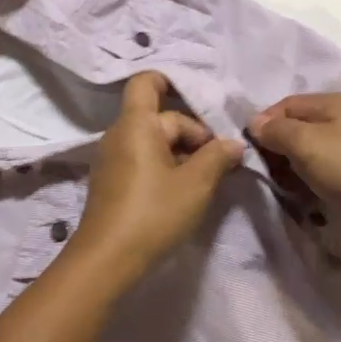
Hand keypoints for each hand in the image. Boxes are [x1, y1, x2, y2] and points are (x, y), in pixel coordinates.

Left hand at [75, 72, 244, 277]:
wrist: (107, 259)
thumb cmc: (153, 213)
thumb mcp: (196, 185)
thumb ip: (216, 157)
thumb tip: (232, 143)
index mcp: (136, 123)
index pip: (148, 82)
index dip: (172, 82)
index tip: (203, 102)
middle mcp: (119, 133)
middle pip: (159, 116)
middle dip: (191, 132)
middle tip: (220, 159)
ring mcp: (112, 158)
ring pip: (152, 140)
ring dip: (180, 152)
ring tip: (207, 177)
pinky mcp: (111, 181)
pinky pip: (142, 158)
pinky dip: (164, 165)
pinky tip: (184, 191)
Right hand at [248, 94, 340, 254]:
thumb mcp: (304, 142)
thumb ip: (275, 130)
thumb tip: (255, 123)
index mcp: (333, 102)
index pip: (285, 105)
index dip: (264, 124)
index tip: (250, 150)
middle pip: (298, 130)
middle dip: (278, 150)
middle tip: (267, 174)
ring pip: (310, 156)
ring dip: (293, 172)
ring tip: (286, 191)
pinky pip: (326, 177)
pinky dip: (312, 186)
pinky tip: (307, 202)